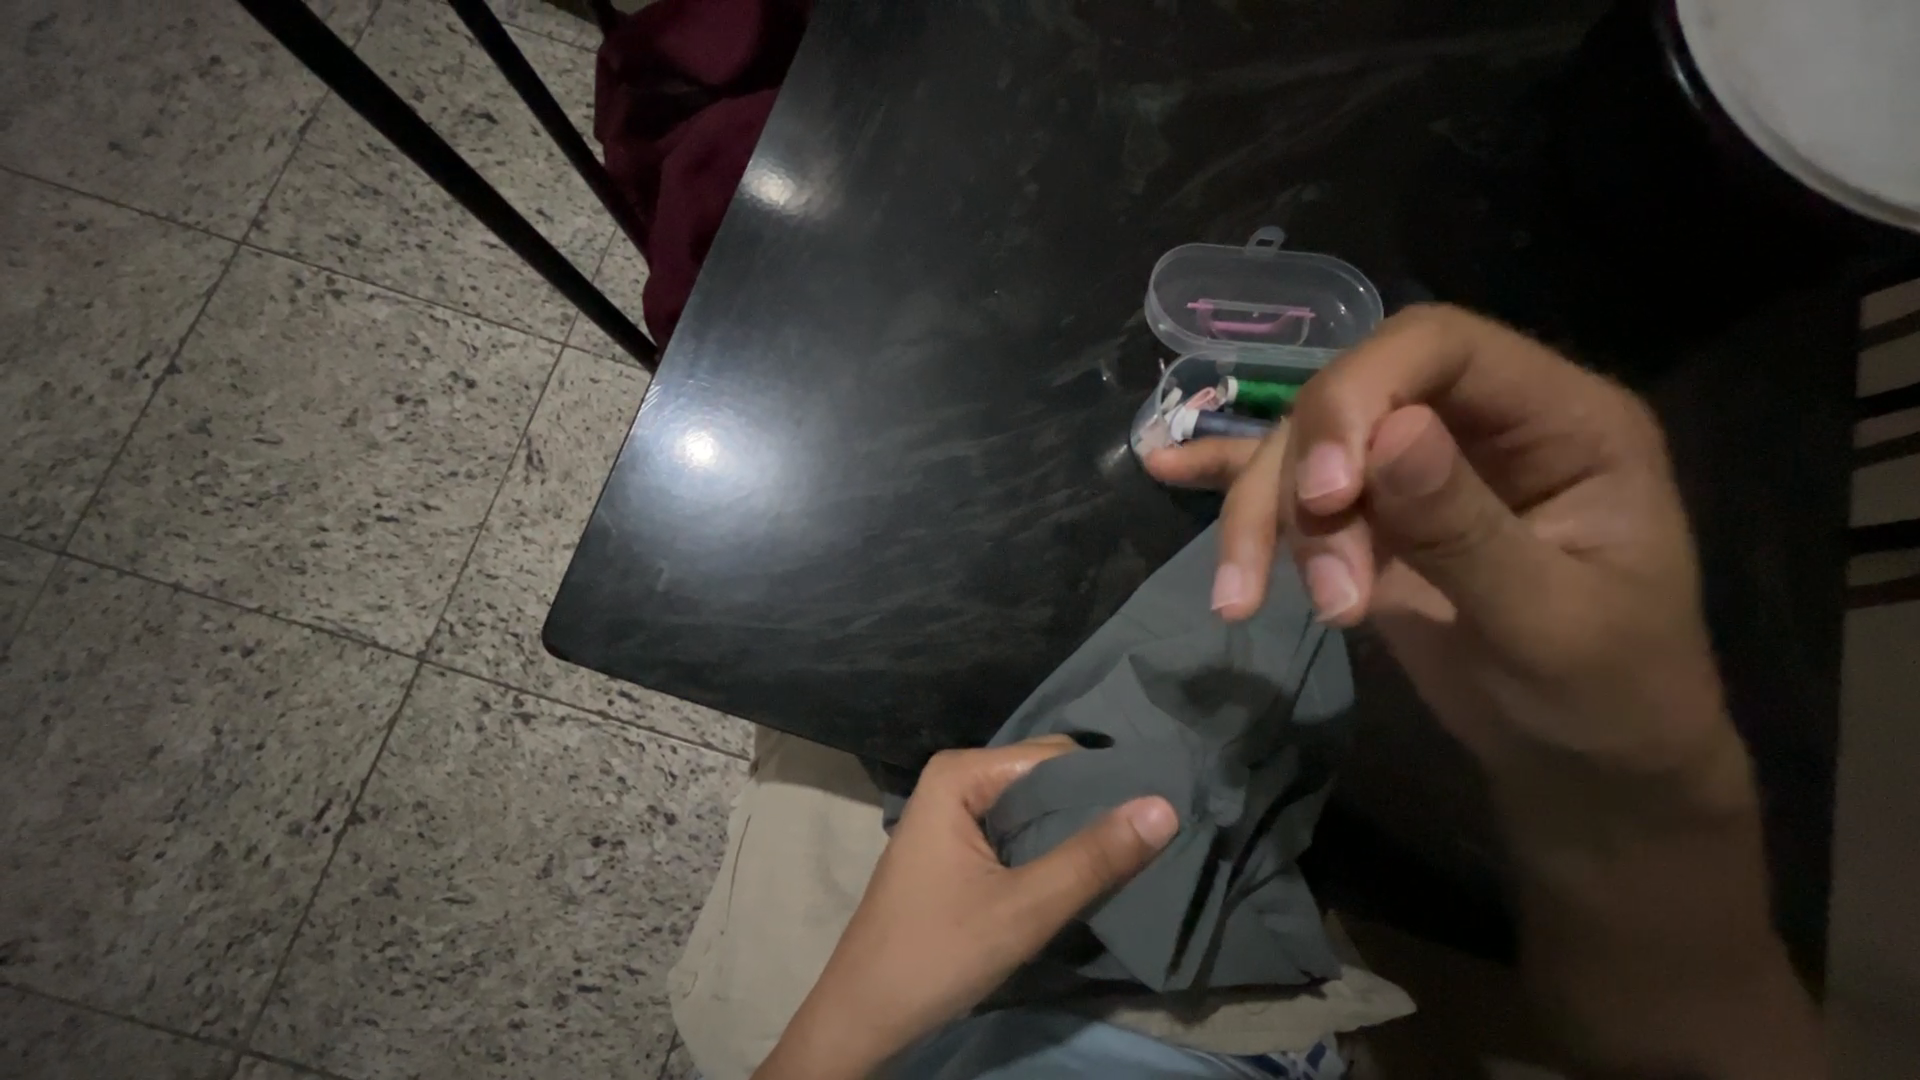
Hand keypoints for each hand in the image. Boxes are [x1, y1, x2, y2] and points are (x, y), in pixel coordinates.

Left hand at [754, 737, 1177, 1079]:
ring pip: (1034, 805)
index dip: (1108, 781)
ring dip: (1076, 828)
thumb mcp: (1024, 908)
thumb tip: (1166, 805)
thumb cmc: (936, 952)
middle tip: (1157, 833)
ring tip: (1134, 849)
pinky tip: (1086, 866)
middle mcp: (957, 777)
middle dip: (1094, 804)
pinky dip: (1051, 845)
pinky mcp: (959, 842)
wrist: (864, 1014)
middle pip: (1045, 777)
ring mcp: (955, 810)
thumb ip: (1093, 858)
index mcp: (962, 773)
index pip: (1056, 757)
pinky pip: (1018, 828)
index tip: (1163, 805)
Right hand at [1146, 304, 1729, 784]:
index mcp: (1555, 417)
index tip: (1326, 497)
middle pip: (1343, 402)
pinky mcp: (1362, 515)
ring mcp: (1407, 468)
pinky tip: (1164, 466)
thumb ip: (1466, 528)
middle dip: (1300, 492)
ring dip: (1262, 525)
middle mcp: (1471, 422)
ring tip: (1246, 607)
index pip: (1436, 347)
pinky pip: (1284, 484)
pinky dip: (1225, 481)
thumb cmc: (1600, 697)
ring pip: (1296, 453)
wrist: (1577, 762)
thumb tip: (1388, 435)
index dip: (1360, 395)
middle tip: (1320, 592)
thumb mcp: (1549, 623)